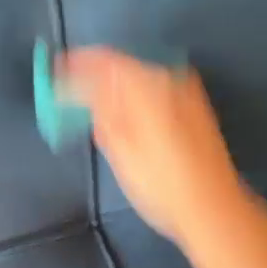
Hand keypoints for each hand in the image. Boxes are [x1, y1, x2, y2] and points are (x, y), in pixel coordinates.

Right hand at [61, 47, 246, 247]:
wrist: (211, 207)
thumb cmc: (158, 182)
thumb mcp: (119, 147)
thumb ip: (98, 108)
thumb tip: (79, 85)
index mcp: (147, 83)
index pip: (104, 60)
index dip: (76, 64)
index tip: (55, 71)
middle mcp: (170, 79)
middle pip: (123, 67)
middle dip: (95, 78)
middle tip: (69, 95)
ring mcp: (187, 93)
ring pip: (140, 80)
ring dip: (114, 90)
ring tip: (92, 109)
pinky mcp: (195, 110)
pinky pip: (155, 92)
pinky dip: (134, 99)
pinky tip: (125, 119)